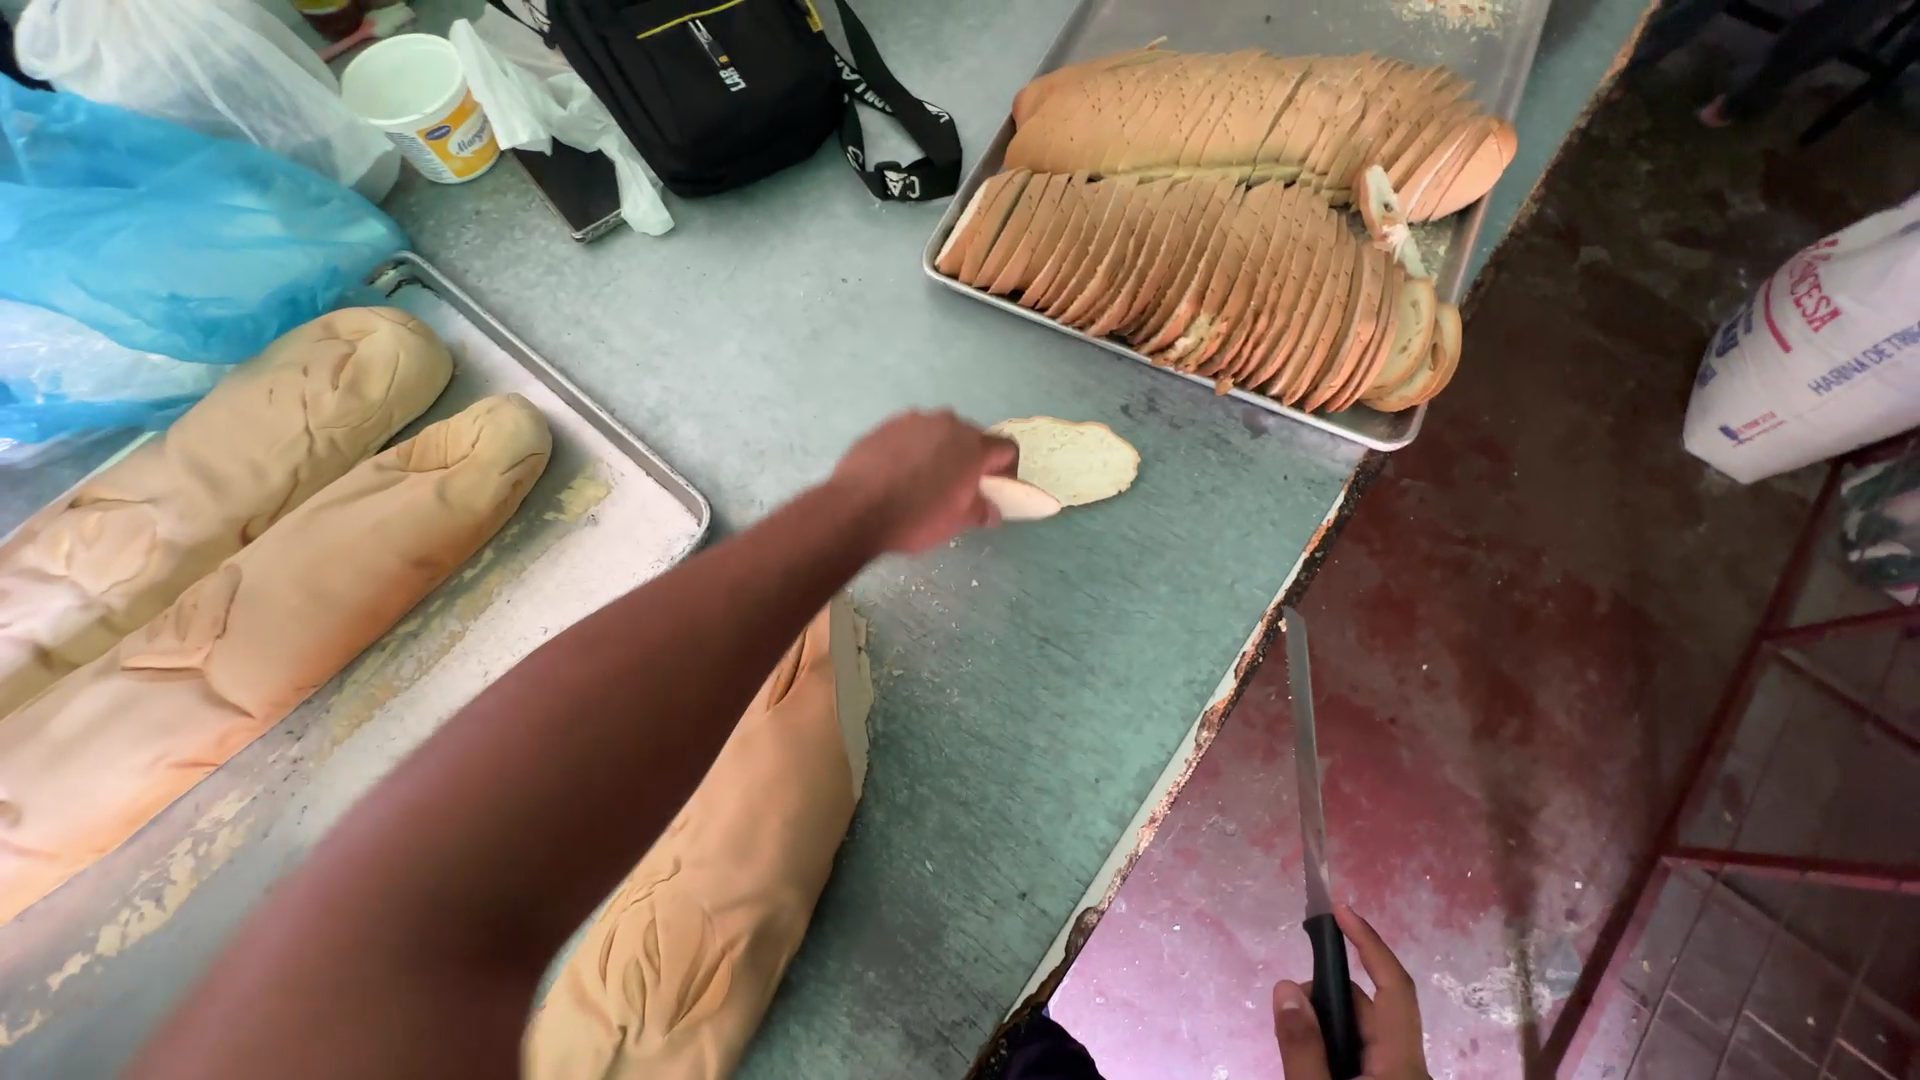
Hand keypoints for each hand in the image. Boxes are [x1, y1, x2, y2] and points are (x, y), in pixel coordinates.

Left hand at [830, 410, 1018, 554]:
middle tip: (958, 486)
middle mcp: (947, 424)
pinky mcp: (885, 425)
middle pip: (971, 437)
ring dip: (940, 451)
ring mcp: (913, 420)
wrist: (856, 509)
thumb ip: (980, 511)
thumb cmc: (916, 518)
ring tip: (924, 479)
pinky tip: (898, 473)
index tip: (994, 486)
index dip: (1005, 468)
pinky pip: (910, 435)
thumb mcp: (956, 523)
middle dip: (970, 458)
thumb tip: (991, 511)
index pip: (1006, 448)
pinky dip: (912, 450)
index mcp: (973, 447)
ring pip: (938, 433)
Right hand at [1272, 905, 1429, 1079]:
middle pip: (1369, 1008)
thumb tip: (1287, 989)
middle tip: (1287, 1007)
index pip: (1395, 986)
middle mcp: (1410, 1068)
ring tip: (1296, 1048)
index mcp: (1402, 1065)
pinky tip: (1312, 1064)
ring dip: (1326, 1025)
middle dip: (1326, 993)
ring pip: (1363, 1034)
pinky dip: (1334, 1046)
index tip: (1339, 910)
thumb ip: (1303, 1048)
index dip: (1369, 943)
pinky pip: (1362, 1055)